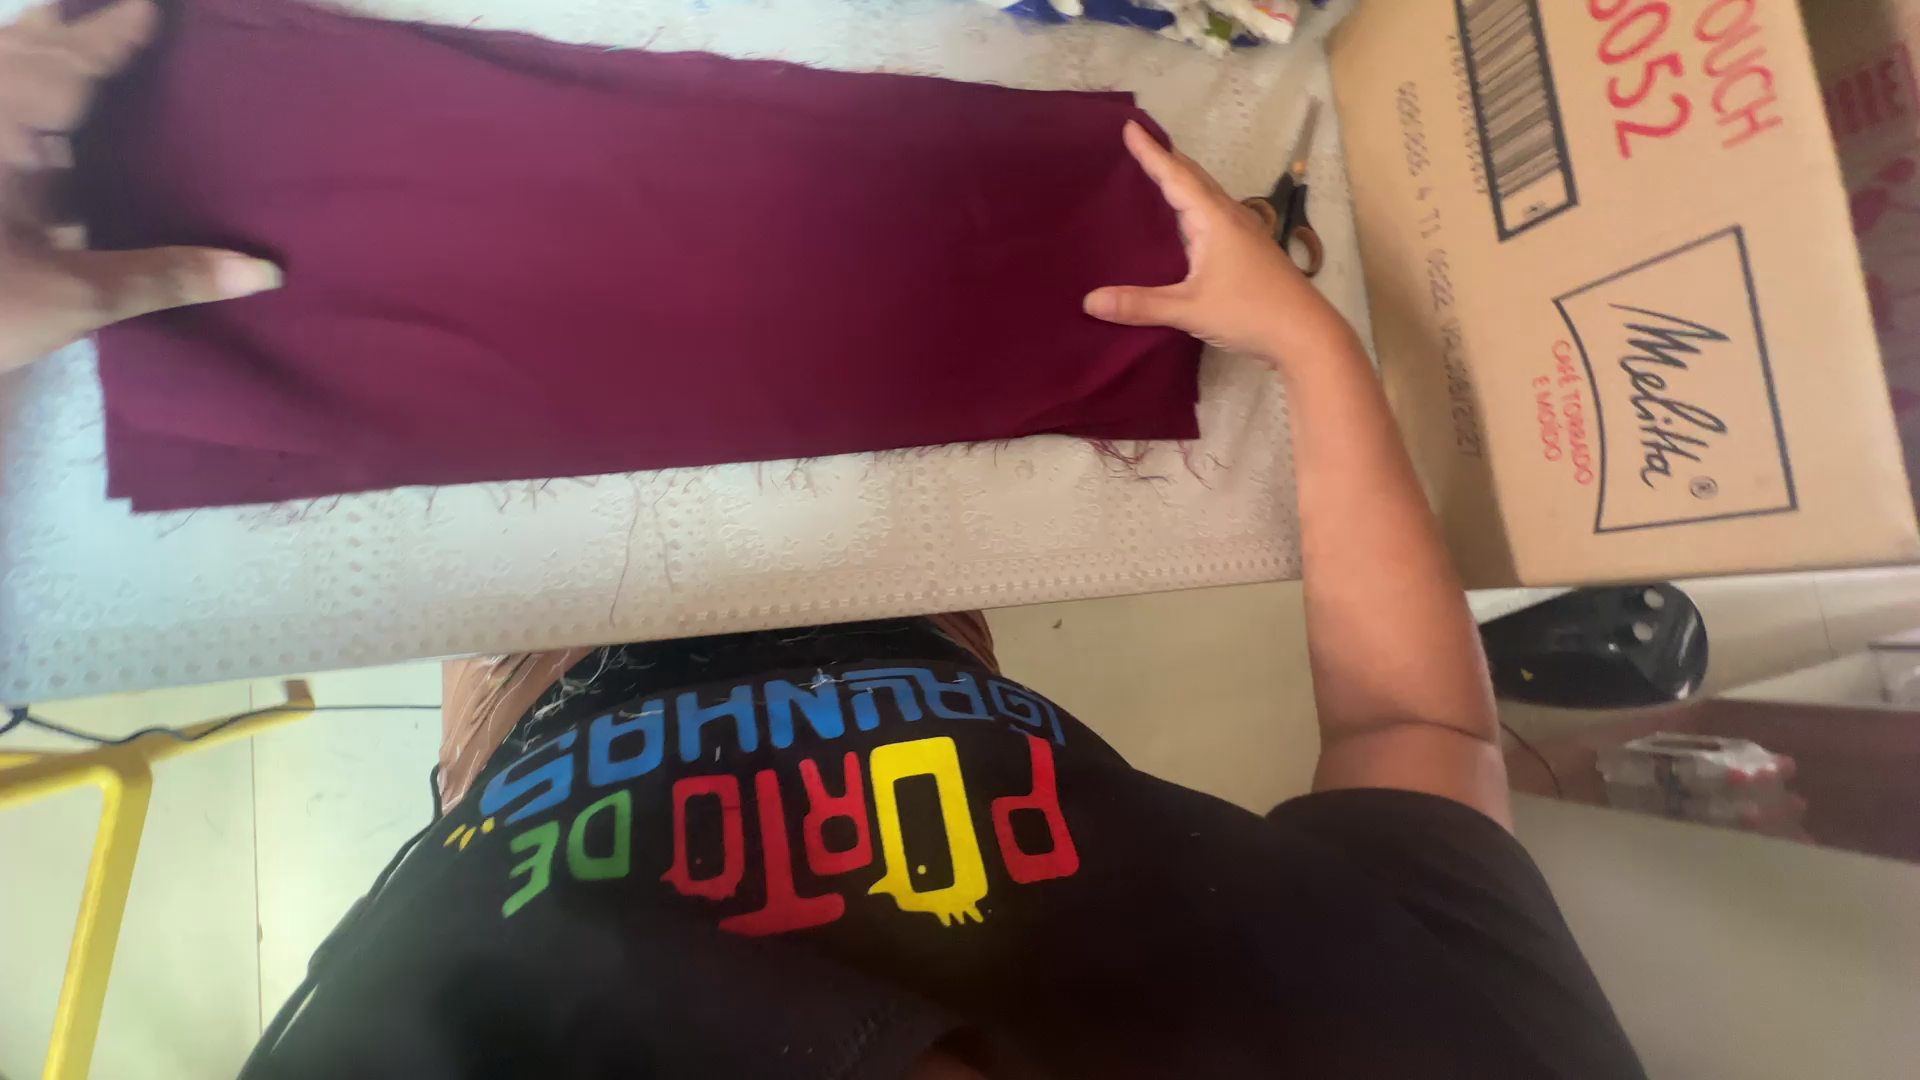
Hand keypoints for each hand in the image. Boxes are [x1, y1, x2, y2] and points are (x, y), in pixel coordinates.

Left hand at [0, 0, 279, 373]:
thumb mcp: (75, 296)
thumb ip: (168, 276)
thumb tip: (264, 270)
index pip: (57, 72)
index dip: (104, 38)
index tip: (147, 6)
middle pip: (17, 61)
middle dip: (64, 30)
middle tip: (110, 5)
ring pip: (3, 87)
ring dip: (43, 58)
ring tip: (82, 34)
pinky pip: (8, 126)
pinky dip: (36, 106)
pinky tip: (62, 120)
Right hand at [1084, 120, 1351, 371]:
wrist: (1303, 333)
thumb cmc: (1249, 312)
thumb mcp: (1188, 310)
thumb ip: (1140, 305)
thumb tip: (1090, 301)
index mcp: (1214, 220)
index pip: (1176, 177)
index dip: (1152, 153)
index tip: (1130, 128)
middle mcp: (1229, 218)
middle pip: (1194, 178)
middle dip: (1167, 160)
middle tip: (1139, 145)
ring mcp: (1242, 234)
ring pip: (1205, 197)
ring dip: (1181, 182)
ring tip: (1156, 176)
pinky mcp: (1246, 252)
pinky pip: (1211, 217)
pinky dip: (1191, 209)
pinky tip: (1181, 225)